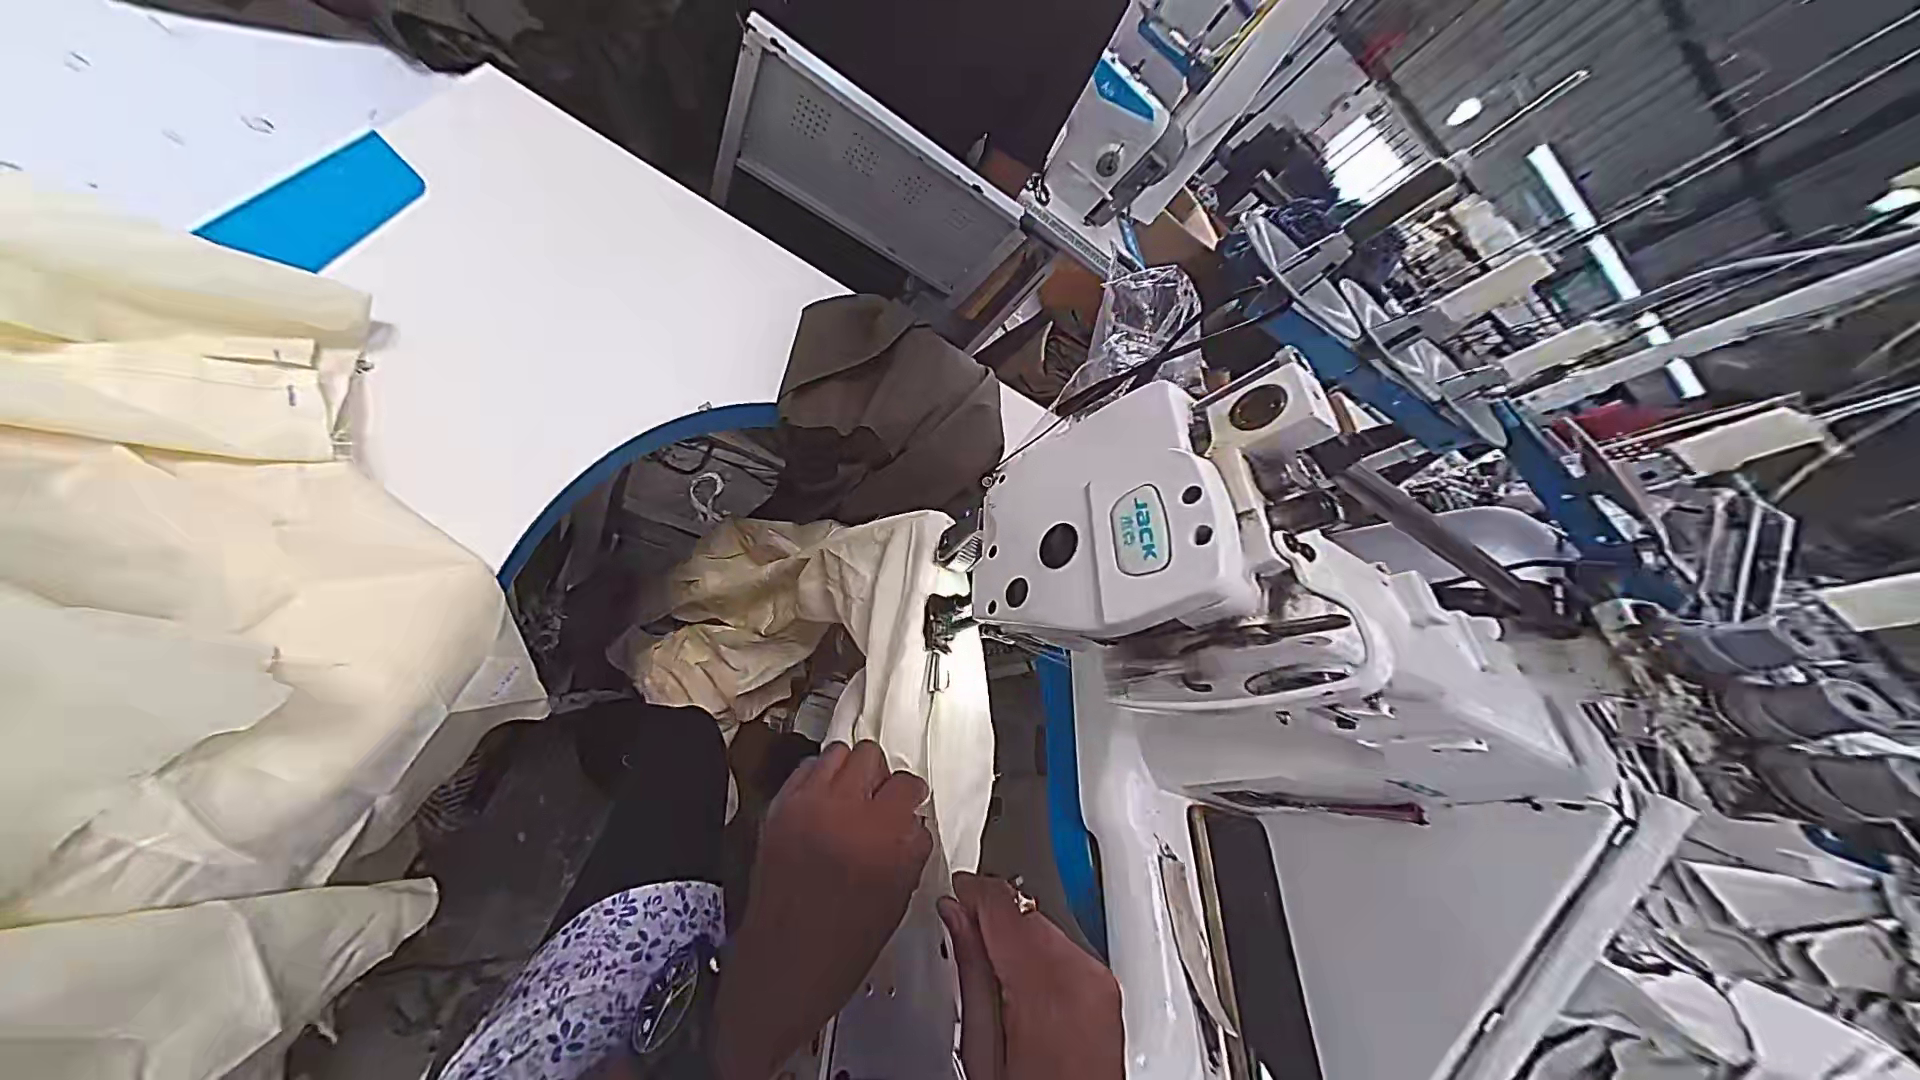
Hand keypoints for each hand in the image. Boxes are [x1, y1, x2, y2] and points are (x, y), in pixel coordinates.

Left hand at [712, 741, 933, 1079]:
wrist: (782, 966)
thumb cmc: (842, 944)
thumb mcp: (896, 896)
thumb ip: (912, 847)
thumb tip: (914, 819)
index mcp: (877, 834)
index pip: (906, 783)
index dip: (913, 792)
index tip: (911, 799)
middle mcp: (839, 810)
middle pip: (869, 755)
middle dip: (880, 775)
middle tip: (880, 797)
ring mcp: (803, 806)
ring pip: (836, 753)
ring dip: (849, 771)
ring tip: (850, 796)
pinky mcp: (777, 810)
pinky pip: (804, 770)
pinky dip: (817, 779)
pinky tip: (823, 803)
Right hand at [938, 872, 1124, 1079]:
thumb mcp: (981, 1051)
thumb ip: (970, 971)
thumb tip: (956, 918)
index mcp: (1048, 984)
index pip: (1003, 902)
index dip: (973, 892)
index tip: (955, 893)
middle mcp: (1082, 973)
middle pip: (1024, 912)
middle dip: (992, 916)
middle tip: (963, 931)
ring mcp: (1099, 982)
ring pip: (1043, 925)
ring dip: (1015, 934)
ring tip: (991, 968)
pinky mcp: (1106, 990)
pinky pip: (1064, 948)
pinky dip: (1039, 953)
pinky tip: (1020, 982)